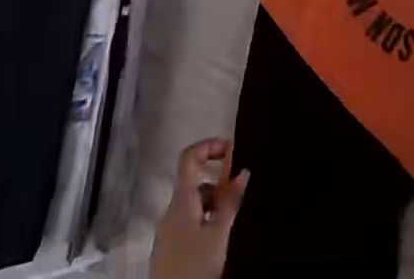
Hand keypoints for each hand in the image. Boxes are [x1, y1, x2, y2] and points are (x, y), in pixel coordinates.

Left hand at [151, 139, 248, 278]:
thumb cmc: (195, 266)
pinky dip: (209, 225)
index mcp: (181, 200)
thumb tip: (243, 170)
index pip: (190, 156)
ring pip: (197, 208)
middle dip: (221, 187)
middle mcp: (172, 211)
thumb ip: (230, 201)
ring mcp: (169, 232)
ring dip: (217, 209)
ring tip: (238, 223)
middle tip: (244, 197)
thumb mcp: (219, 234)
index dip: (210, 146)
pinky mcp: (171, 251)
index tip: (234, 151)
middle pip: (197, 185)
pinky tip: (224, 241)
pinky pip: (192, 226)